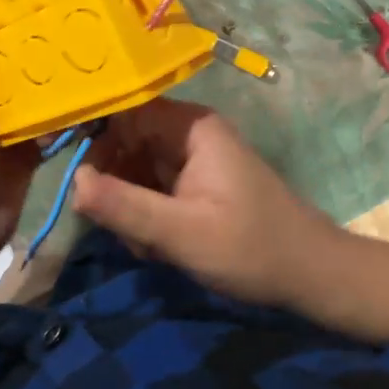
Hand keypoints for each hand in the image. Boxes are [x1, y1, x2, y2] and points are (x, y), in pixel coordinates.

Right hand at [70, 97, 345, 308]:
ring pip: (134, 165)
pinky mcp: (194, 181)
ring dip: (127, 202)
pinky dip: (143, 212)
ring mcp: (191, 156)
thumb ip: (126, 207)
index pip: (124, 110)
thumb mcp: (183, 233)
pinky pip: (150, 184)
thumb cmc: (252, 249)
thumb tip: (73, 182)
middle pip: (126, 139)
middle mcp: (188, 131)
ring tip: (141, 243)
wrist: (315, 278)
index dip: (94, 134)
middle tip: (114, 224)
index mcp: (190, 126)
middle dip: (112, 180)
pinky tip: (152, 245)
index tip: (73, 169)